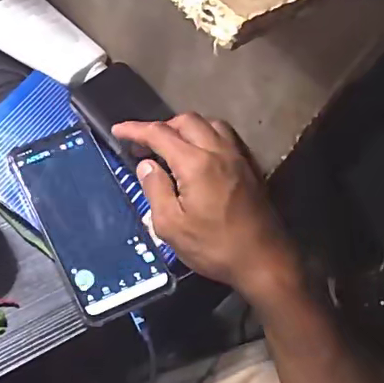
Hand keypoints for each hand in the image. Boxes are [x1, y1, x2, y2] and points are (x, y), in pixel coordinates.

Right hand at [114, 115, 300, 301]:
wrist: (265, 262)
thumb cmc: (214, 247)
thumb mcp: (171, 226)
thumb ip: (155, 190)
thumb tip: (146, 165)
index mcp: (196, 164)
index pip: (160, 134)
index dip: (135, 130)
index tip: (118, 130)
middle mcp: (219, 151)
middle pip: (186, 121)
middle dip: (161, 126)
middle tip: (143, 145)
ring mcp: (238, 157)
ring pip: (209, 124)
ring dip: (185, 128)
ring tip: (171, 147)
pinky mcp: (250, 168)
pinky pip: (225, 137)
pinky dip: (206, 135)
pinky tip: (199, 155)